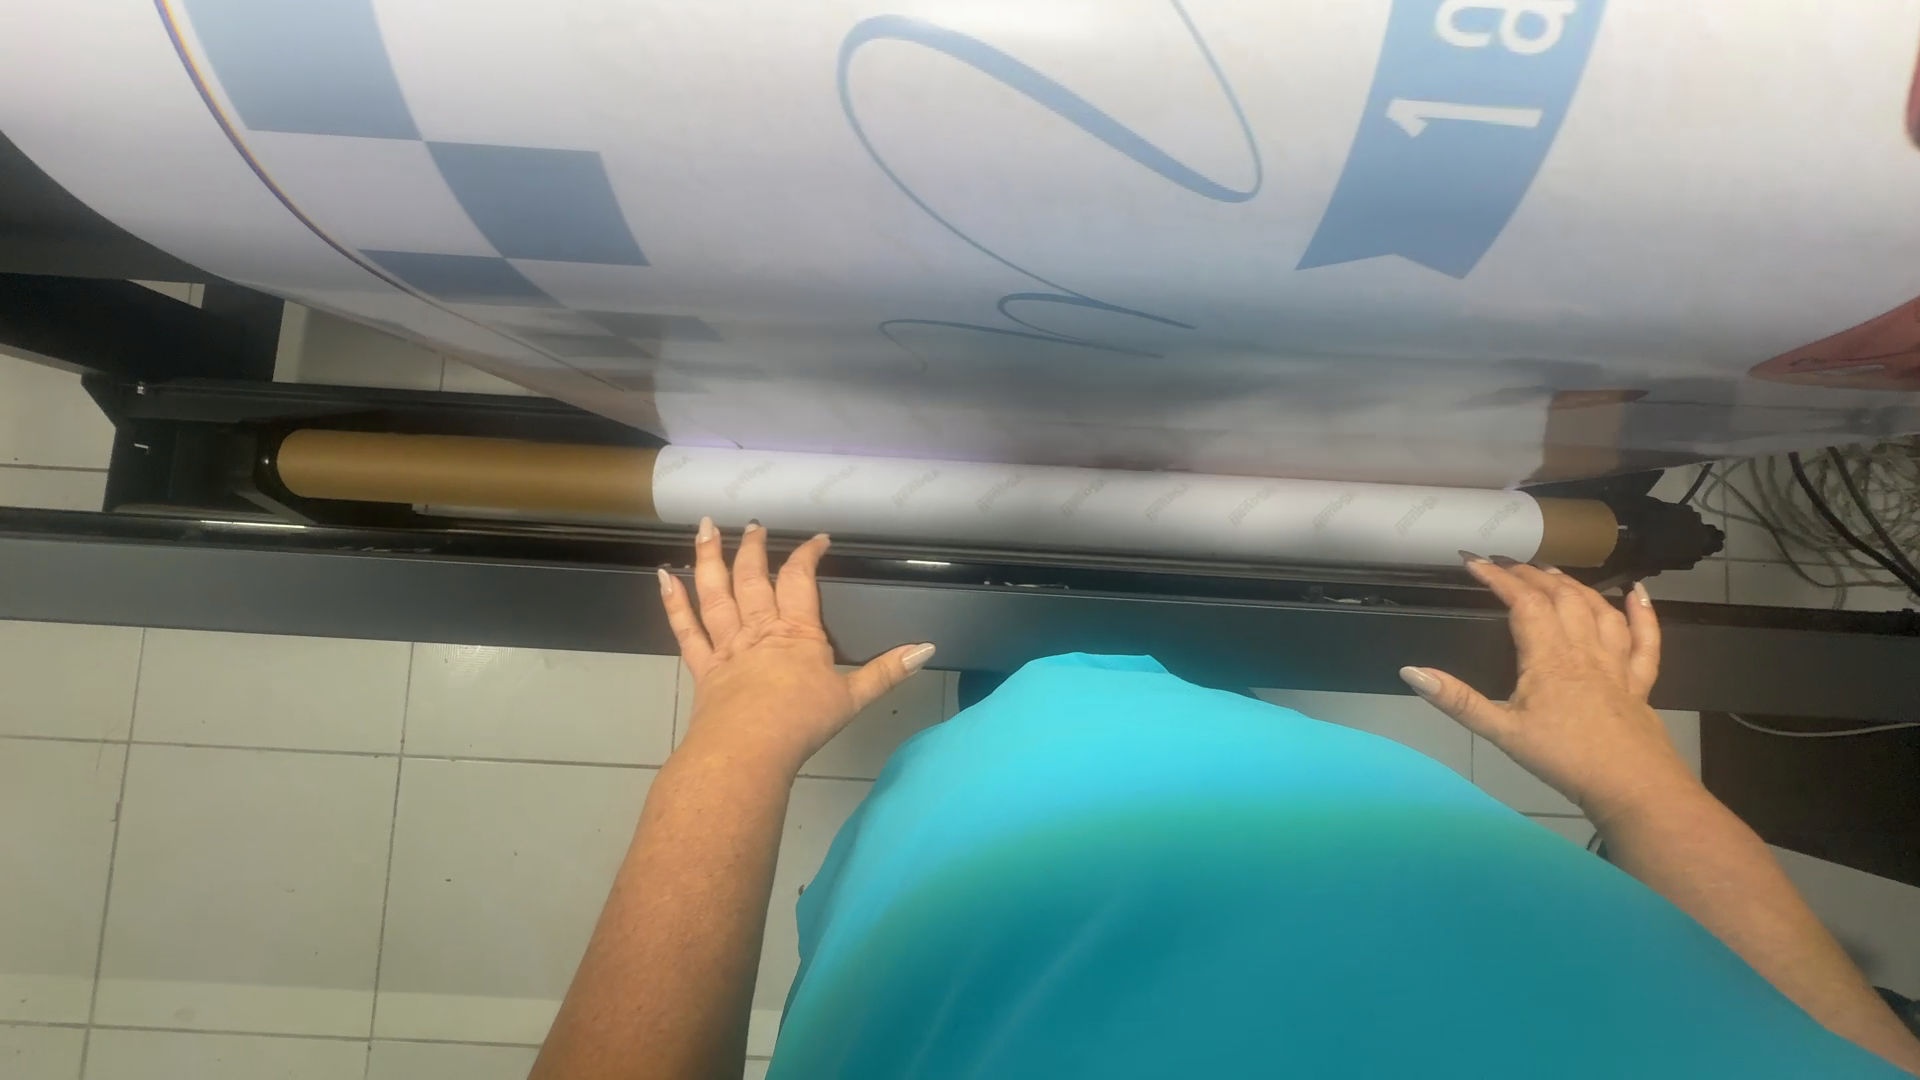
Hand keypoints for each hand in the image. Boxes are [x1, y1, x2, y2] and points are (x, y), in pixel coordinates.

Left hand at [660, 518, 934, 771]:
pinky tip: (663, 576)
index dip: (808, 555)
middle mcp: (759, 629)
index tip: (818, 539)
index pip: (801, 580)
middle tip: (754, 524)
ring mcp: (727, 646)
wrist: (748, 752)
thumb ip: (888, 671)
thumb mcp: (854, 697)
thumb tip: (927, 648)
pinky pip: (685, 628)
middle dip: (755, 548)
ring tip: (705, 527)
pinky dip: (674, 601)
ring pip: (715, 593)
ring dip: (710, 558)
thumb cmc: (802, 723)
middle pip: (754, 578)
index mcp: (797, 632)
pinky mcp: (703, 666)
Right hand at [1399, 557, 1698, 824]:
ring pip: (1598, 611)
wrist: (1637, 792)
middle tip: (1504, 563)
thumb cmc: (1565, 759)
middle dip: (1530, 574)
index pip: (1524, 604)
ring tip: (1550, 571)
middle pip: (1561, 598)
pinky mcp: (1640, 683)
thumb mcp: (1500, 732)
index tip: (1473, 561)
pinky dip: (1642, 612)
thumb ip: (1456, 700)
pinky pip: (1645, 640)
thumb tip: (1411, 671)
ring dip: (1572, 585)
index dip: (1498, 578)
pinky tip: (1636, 592)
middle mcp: (1585, 652)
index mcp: (1549, 660)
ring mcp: (1617, 665)